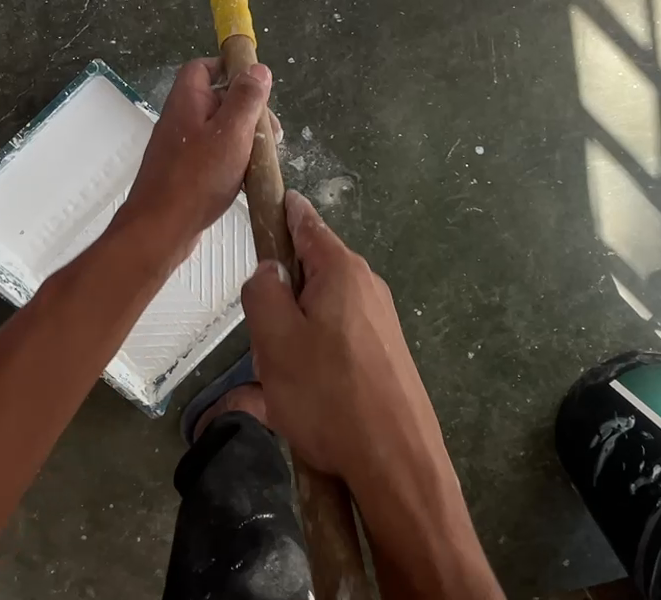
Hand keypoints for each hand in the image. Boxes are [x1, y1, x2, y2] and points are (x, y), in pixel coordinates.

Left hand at [119, 57, 272, 250]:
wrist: (160, 229)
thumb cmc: (198, 177)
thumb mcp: (231, 132)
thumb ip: (246, 98)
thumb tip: (258, 68)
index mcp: (187, 100)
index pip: (203, 67)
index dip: (229, 69)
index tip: (257, 86)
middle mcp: (180, 118)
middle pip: (216, 98)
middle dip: (247, 109)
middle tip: (271, 132)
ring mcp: (179, 147)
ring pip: (217, 129)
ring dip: (243, 137)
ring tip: (264, 156)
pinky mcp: (183, 172)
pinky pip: (212, 154)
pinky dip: (232, 159)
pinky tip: (247, 177)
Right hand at [240, 191, 445, 489]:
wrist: (396, 461)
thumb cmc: (329, 394)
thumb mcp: (275, 340)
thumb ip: (263, 292)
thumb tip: (269, 267)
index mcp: (341, 270)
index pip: (306, 222)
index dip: (282, 210)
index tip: (264, 200)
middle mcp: (366, 285)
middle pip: (311, 270)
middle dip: (282, 294)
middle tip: (264, 339)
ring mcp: (380, 320)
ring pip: (321, 309)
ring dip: (295, 333)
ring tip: (283, 380)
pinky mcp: (385, 352)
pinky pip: (338, 338)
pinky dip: (315, 356)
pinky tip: (307, 397)